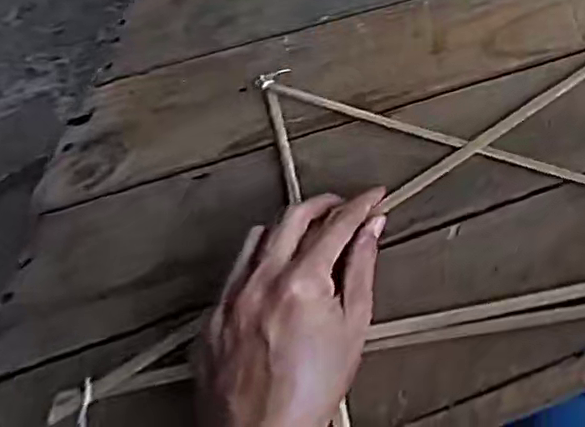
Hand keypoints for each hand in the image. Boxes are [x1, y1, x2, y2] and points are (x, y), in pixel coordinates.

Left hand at [195, 189, 385, 426]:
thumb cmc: (311, 388)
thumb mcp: (355, 320)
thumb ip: (362, 266)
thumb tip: (372, 229)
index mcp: (299, 284)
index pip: (337, 224)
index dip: (362, 204)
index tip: (375, 197)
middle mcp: (258, 287)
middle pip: (291, 219)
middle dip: (325, 204)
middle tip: (346, 205)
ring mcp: (227, 306)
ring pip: (256, 240)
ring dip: (288, 227)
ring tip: (312, 231)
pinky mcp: (208, 326)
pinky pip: (234, 275)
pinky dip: (261, 259)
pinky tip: (278, 269)